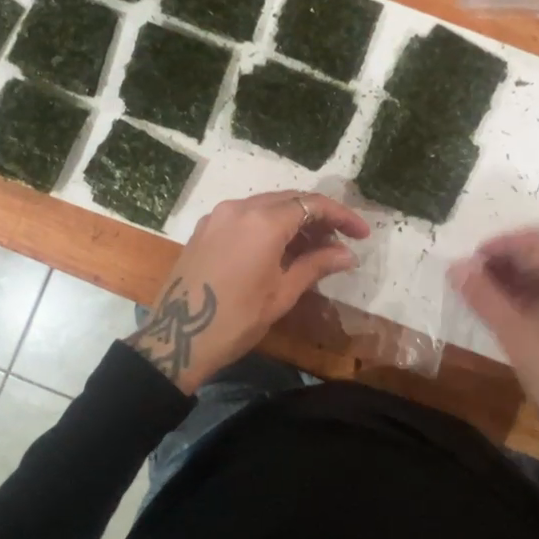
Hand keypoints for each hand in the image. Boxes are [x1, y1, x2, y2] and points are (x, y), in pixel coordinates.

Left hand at [125, 191, 370, 393]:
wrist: (177, 337)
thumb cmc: (236, 320)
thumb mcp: (282, 294)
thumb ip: (316, 266)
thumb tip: (347, 254)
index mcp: (263, 221)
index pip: (312, 205)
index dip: (342, 217)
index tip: (362, 234)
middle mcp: (239, 208)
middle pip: (290, 200)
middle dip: (319, 217)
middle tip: (341, 242)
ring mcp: (218, 216)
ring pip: (266, 206)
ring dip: (294, 221)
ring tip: (316, 249)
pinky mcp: (205, 229)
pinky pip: (245, 217)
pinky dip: (269, 226)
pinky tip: (281, 250)